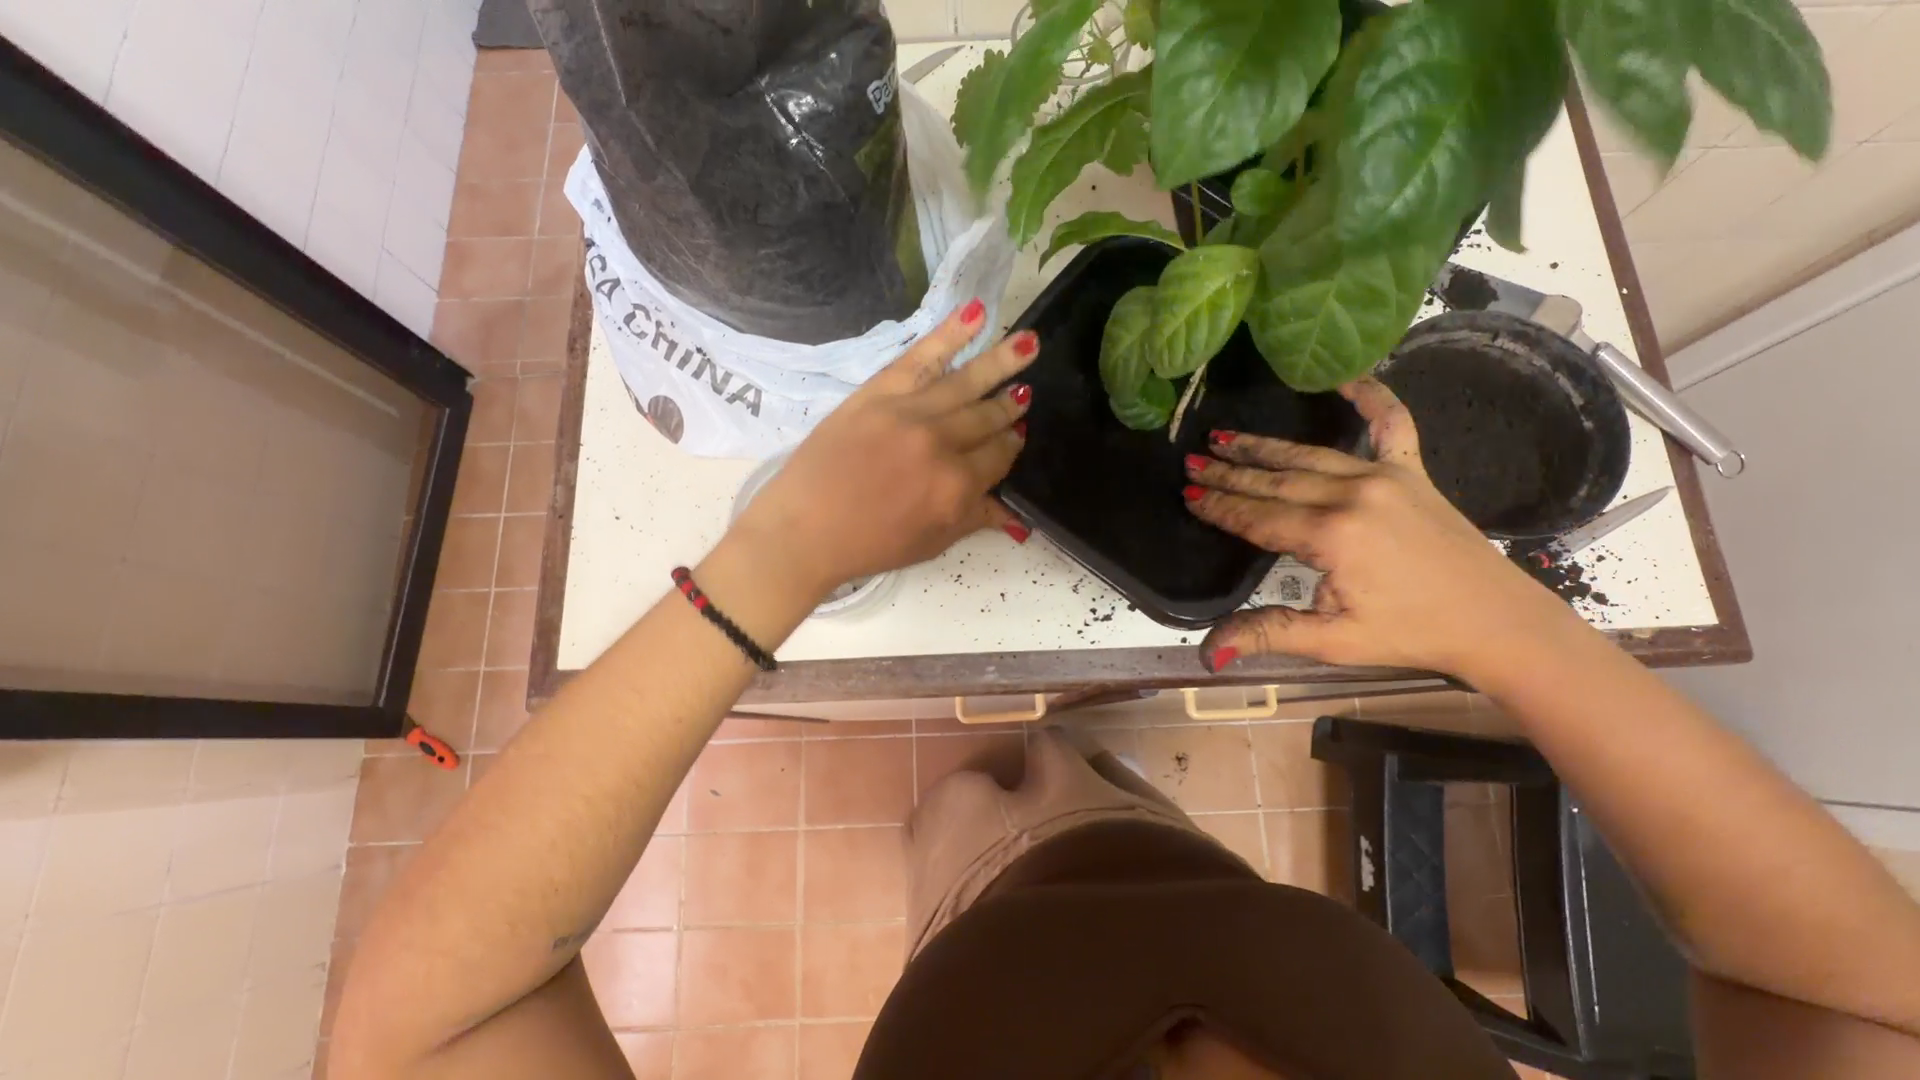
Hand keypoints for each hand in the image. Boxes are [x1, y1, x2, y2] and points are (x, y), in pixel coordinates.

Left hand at [730, 300, 1037, 600]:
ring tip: (1030, 344)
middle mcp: (941, 444)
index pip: (1000, 455)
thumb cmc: (869, 544)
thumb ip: (975, 519)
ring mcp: (910, 413)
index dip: (1011, 445)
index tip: (1017, 435)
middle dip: (1009, 406)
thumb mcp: (931, 542)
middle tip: (1024, 394)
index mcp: (958, 486)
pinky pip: (922, 356)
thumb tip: (1017, 515)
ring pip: (966, 382)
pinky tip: (976, 314)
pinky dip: (950, 334)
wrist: (804, 530)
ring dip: (1002, 360)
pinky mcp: (879, 392)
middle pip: (987, 417)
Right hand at [1182, 378, 1581, 678]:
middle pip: (1276, 480)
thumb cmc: (1410, 634)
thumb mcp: (1334, 642)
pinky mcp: (1413, 472)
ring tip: (1225, 436)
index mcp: (1331, 536)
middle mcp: (1352, 495)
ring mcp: (1385, 477)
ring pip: (1310, 456)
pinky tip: (1345, 378)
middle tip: (1192, 461)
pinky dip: (1370, 396)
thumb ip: (1268, 633)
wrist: (1494, 620)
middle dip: (1230, 472)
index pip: (1258, 517)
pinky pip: (1391, 423)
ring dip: (1265, 447)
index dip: (1220, 507)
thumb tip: (1207, 651)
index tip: (1187, 493)